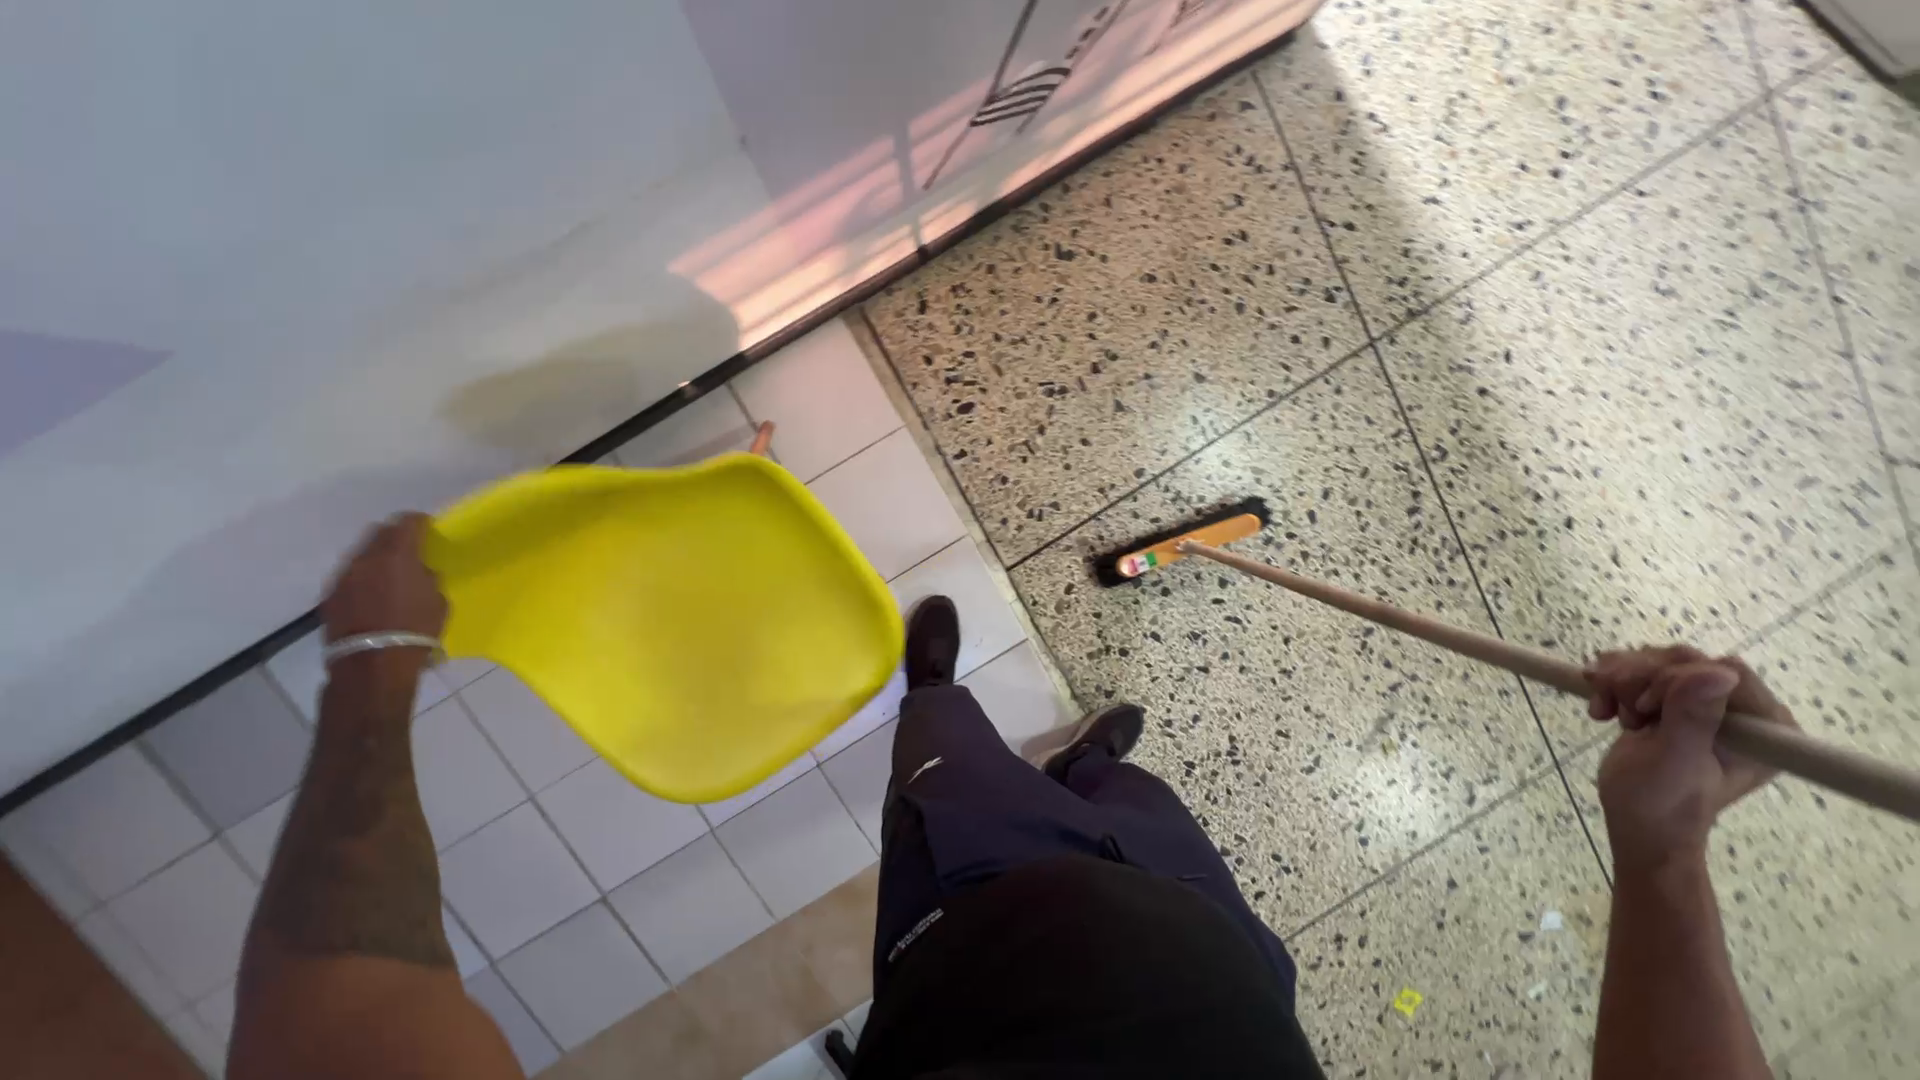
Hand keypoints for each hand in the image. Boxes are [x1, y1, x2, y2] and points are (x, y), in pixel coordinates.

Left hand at [322, 513, 447, 650]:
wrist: (372, 664)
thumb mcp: (438, 601)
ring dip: (376, 557)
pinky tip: (373, 593)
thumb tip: (419, 572)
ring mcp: (342, 577)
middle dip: (394, 535)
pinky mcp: (329, 596)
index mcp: (397, 556)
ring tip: (389, 574)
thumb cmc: (415, 631)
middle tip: (409, 548)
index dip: (419, 522)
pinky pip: (349, 575)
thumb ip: (428, 578)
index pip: (406, 523)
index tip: (429, 527)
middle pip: (378, 532)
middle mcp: (365, 559)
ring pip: (360, 553)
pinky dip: (362, 577)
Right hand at [1585, 646, 1796, 871]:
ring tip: (1608, 713)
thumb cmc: (1661, 803)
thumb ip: (1694, 717)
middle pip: (1684, 660)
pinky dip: (1609, 681)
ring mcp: (1705, 704)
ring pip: (1656, 660)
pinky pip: (1637, 669)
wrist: (1637, 822)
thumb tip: (1719, 671)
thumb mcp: (1674, 762)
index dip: (1675, 679)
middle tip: (1622, 714)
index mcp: (1762, 726)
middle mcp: (1742, 710)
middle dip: (1639, 679)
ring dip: (1619, 680)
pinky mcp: (1672, 702)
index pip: (1723, 671)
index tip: (1643, 709)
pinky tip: (1601, 707)